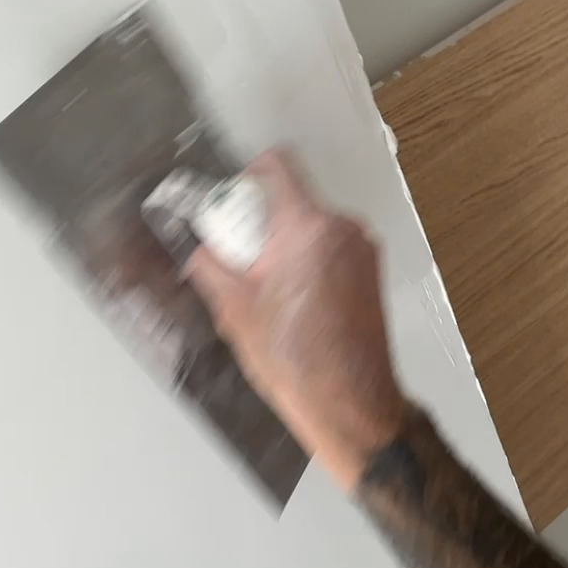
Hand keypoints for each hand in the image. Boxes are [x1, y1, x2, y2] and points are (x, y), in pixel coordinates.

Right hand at [186, 147, 411, 488]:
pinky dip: (309, 258)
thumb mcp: (234, 309)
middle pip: (293, 199)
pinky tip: (293, 299)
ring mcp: (362, 249)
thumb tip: (196, 246)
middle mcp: (342, 228)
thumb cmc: (297, 359)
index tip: (235, 195)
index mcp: (307, 227)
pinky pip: (331, 245)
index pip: (279, 165)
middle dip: (262, 221)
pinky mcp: (371, 270)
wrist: (351, 403)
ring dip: (286, 242)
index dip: (250, 170)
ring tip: (267, 288)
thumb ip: (209, 264)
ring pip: (312, 225)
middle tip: (241, 258)